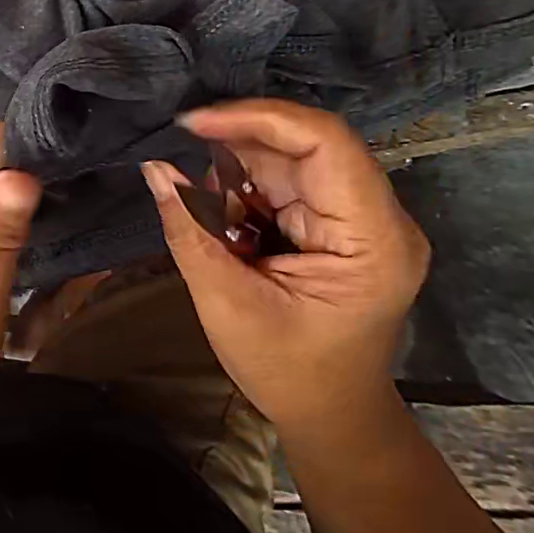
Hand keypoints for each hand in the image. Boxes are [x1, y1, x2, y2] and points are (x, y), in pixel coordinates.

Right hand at [140, 99, 428, 429]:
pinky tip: (225, 219)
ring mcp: (360, 218)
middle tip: (183, 157)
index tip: (193, 124)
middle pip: (307, 145)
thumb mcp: (226, 302)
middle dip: (238, 146)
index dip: (259, 119)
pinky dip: (245, 190)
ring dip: (238, 171)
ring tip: (209, 212)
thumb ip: (189, 230)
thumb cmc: (286, 370)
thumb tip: (155, 167)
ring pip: (292, 159)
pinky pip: (287, 181)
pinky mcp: (339, 224)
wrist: (329, 414)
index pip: (326, 143)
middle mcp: (378, 217)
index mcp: (371, 239)